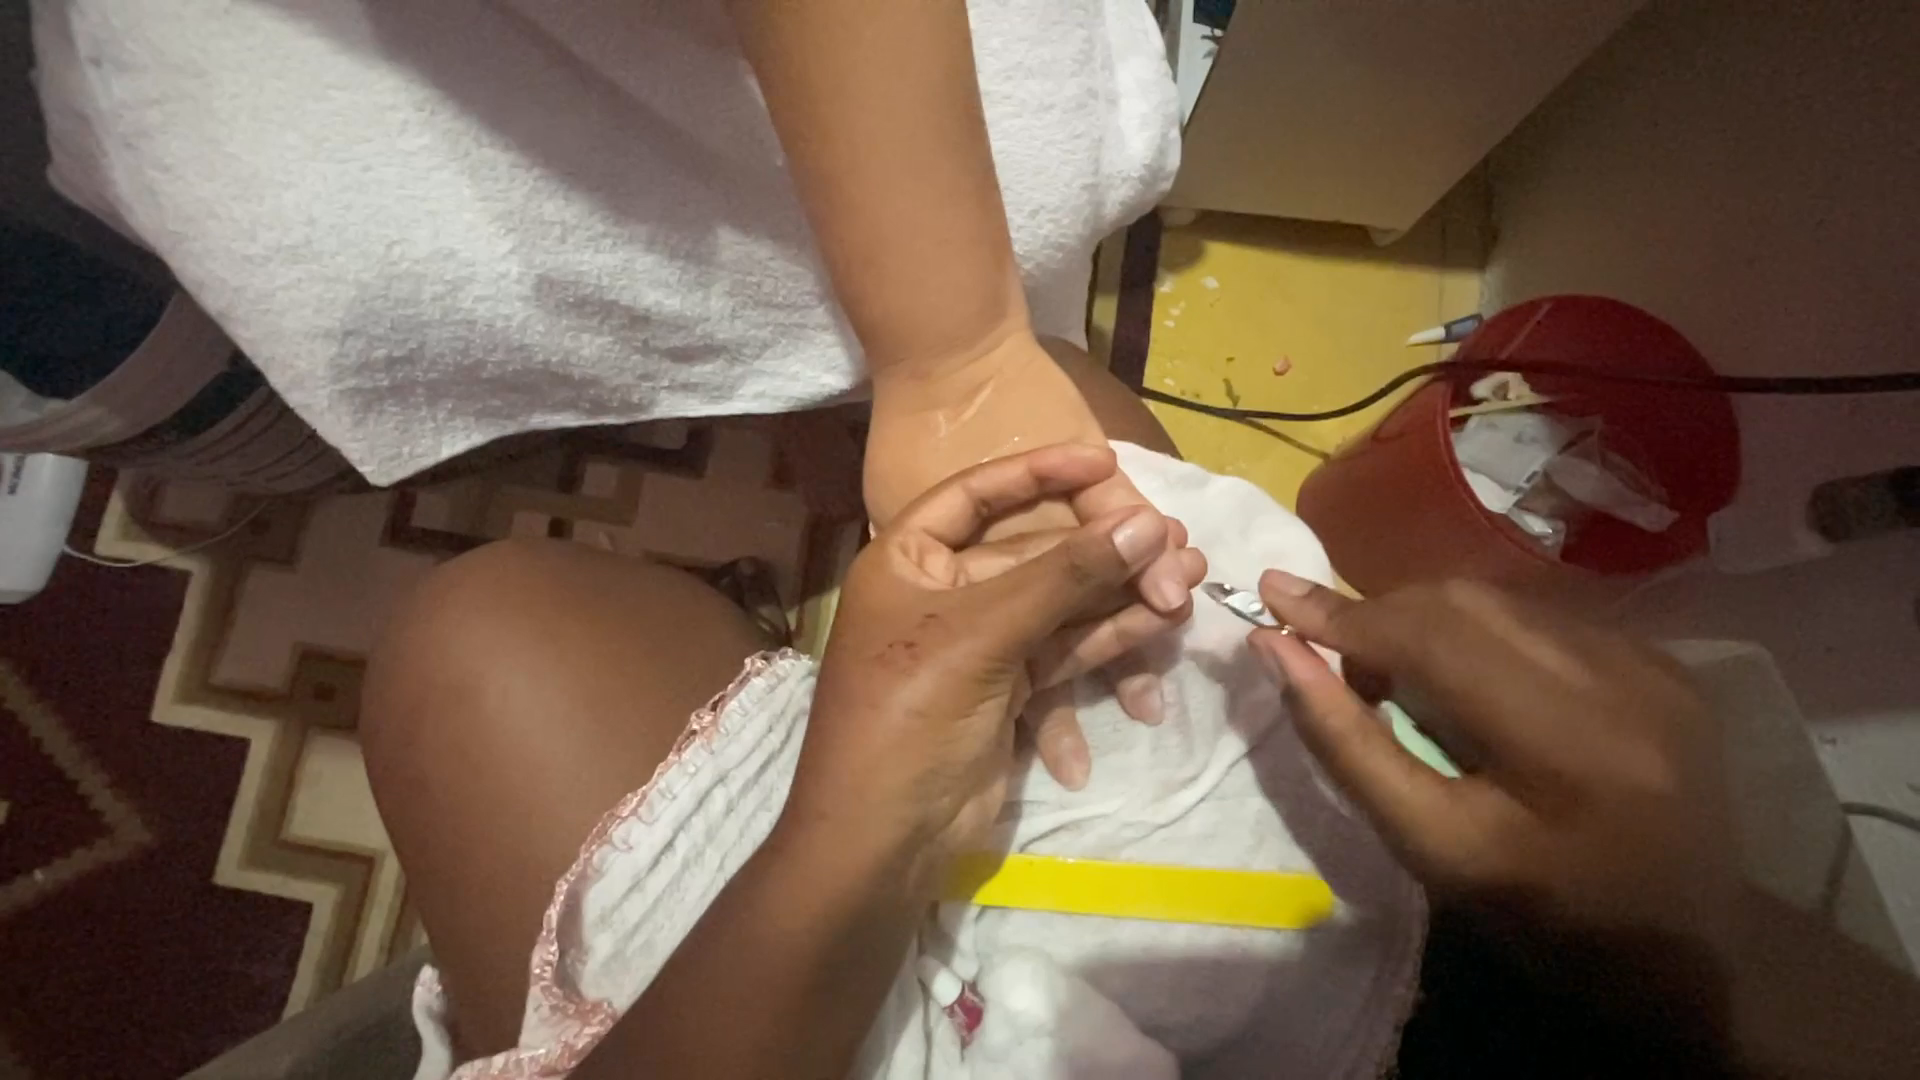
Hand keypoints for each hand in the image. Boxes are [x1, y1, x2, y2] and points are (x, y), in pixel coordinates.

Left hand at [864, 331, 1195, 785]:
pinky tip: (1159, 622)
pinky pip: (1064, 647)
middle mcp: (943, 590)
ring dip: (1118, 590)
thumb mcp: (983, 634)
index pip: (978, 494)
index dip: (1039, 472)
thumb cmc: (910, 712)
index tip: (1103, 459)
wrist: (886, 838)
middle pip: (1032, 552)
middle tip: (1173, 537)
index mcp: (908, 558)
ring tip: (1188, 574)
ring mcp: (980, 641)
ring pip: (1058, 602)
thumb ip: (1065, 576)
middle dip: (1101, 547)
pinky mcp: (1009, 686)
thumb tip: (1146, 524)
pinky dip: (1108, 636)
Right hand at [1247, 573, 1737, 945]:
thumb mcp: (1423, 842)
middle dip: (1374, 617)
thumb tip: (1275, 648)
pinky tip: (1462, 680)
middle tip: (1331, 658)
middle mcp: (1626, 682)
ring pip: (1492, 600)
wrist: (1689, 952)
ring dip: (1419, 622)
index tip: (1270, 593)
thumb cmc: (1539, 912)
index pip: (1431, 639)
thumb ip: (1342, 740)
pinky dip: (1470, 633)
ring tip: (1395, 679)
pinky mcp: (1662, 662)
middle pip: (1460, 603)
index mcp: (1568, 743)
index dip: (1342, 614)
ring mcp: (1654, 665)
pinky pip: (1532, 616)